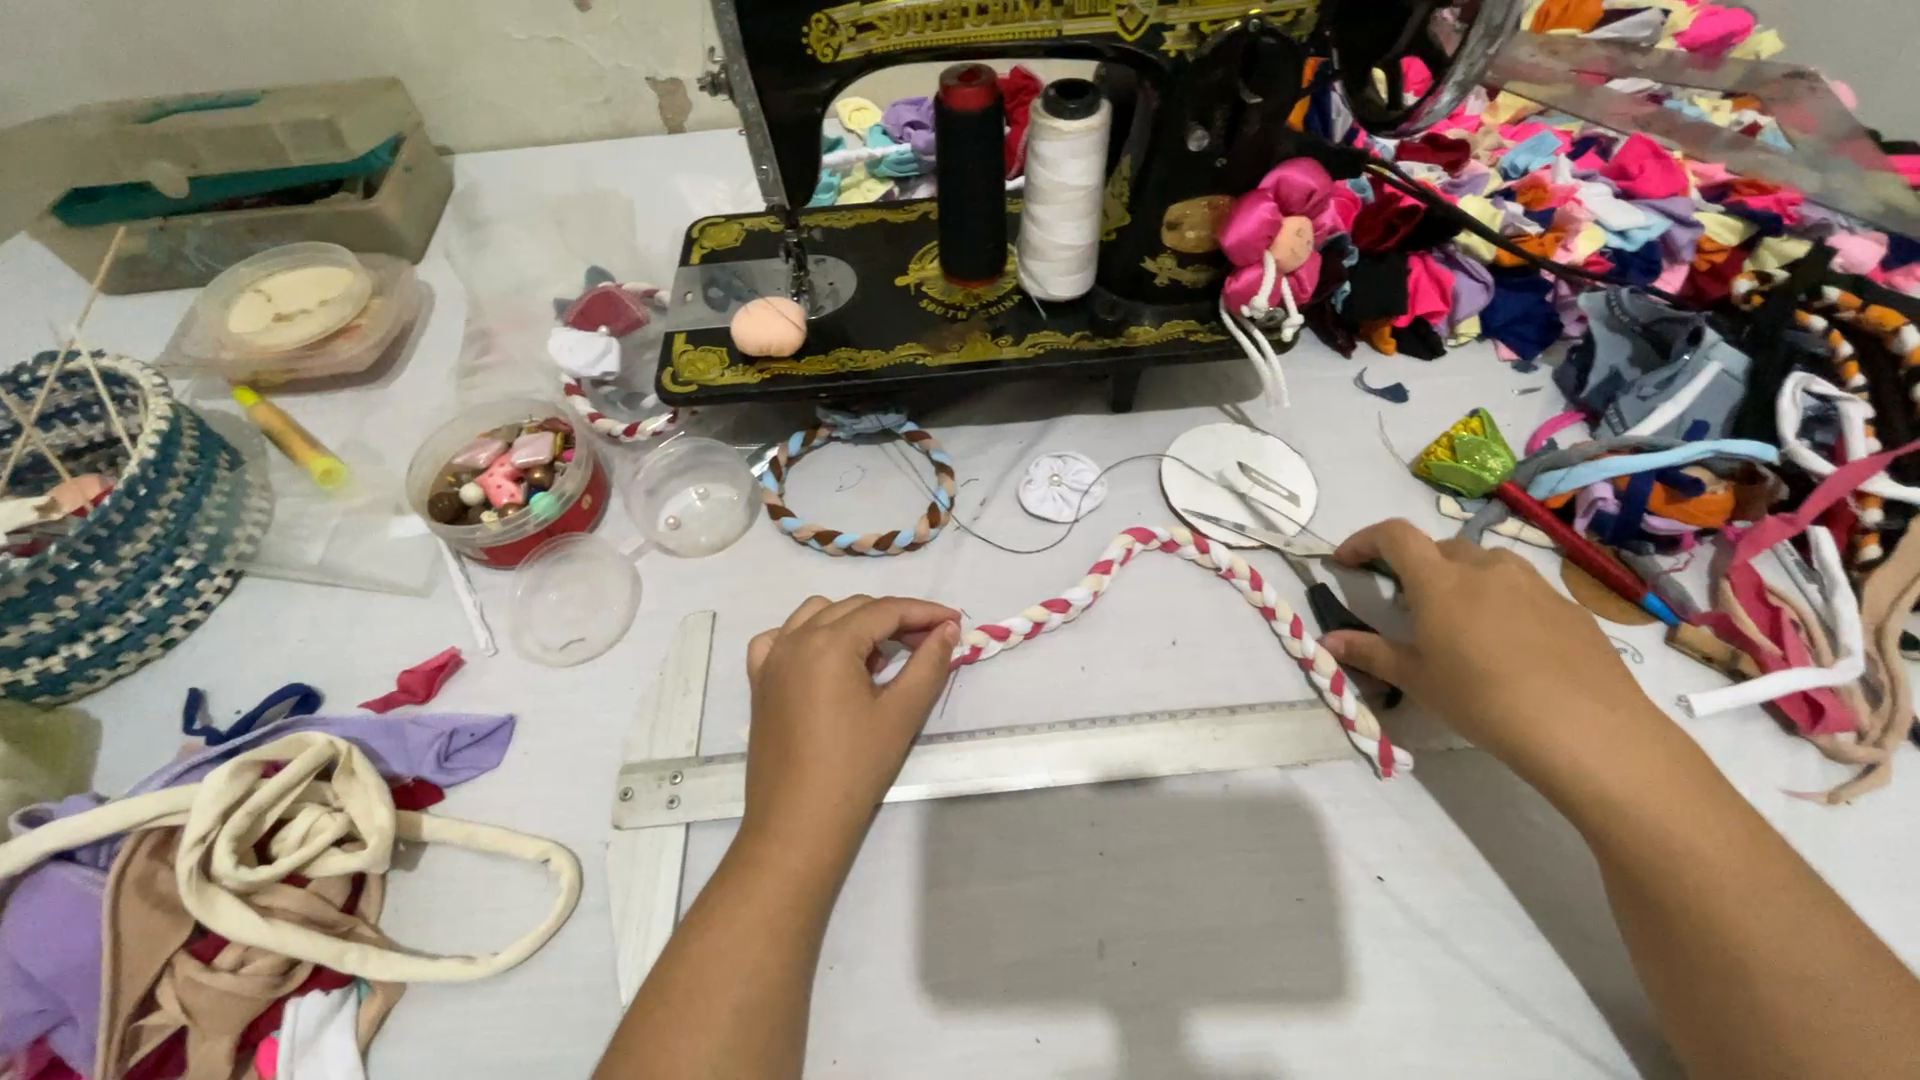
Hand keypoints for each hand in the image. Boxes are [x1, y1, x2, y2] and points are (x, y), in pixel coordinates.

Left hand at [743, 595, 959, 850]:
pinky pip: (781, 637)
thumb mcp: (901, 713)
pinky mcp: (759, 681)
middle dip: (894, 618)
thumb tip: (948, 629)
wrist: (798, 822)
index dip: (924, 611)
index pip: (885, 610)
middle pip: (854, 607)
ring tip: (879, 656)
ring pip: (817, 614)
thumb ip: (929, 663)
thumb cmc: (855, 768)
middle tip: (928, 642)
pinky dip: (807, 635)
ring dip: (853, 621)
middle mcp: (795, 639)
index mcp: (829, 642)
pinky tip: (825, 659)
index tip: (954, 621)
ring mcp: (772, 658)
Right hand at [1322, 520, 1665, 780]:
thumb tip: (1326, 642)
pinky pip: (1523, 590)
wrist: (1586, 728)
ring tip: (1459, 621)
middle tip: (1407, 603)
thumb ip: (1369, 653)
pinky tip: (1508, 646)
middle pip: (1442, 547)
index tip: (1346, 561)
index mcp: (1439, 581)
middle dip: (1417, 565)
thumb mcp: (1416, 679)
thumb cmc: (1481, 699)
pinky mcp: (1570, 607)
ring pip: (1487, 565)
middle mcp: (1486, 569)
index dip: (1365, 540)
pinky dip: (1502, 602)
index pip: (1395, 535)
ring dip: (1462, 579)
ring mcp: (1534, 584)